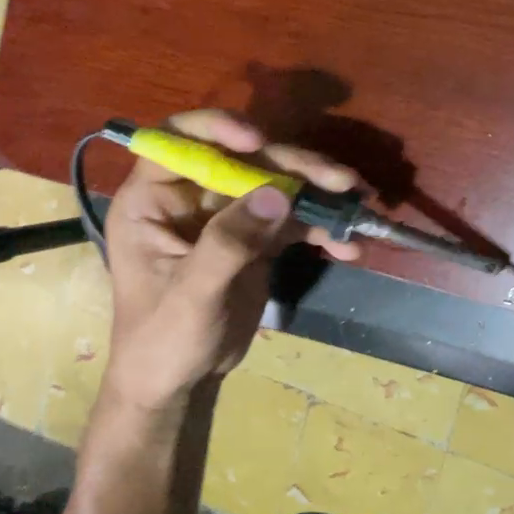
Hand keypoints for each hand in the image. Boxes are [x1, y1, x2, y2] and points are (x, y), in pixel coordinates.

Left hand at [101, 110, 361, 409]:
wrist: (178, 384)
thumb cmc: (162, 341)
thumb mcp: (191, 296)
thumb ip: (229, 244)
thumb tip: (277, 194)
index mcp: (154, 201)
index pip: (178, 142)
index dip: (217, 130)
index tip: (259, 142)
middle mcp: (192, 198)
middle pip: (247, 160)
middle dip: (296, 167)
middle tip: (342, 181)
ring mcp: (229, 217)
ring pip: (279, 185)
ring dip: (321, 194)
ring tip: (359, 206)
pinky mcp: (258, 238)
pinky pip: (295, 220)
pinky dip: (324, 229)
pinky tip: (349, 247)